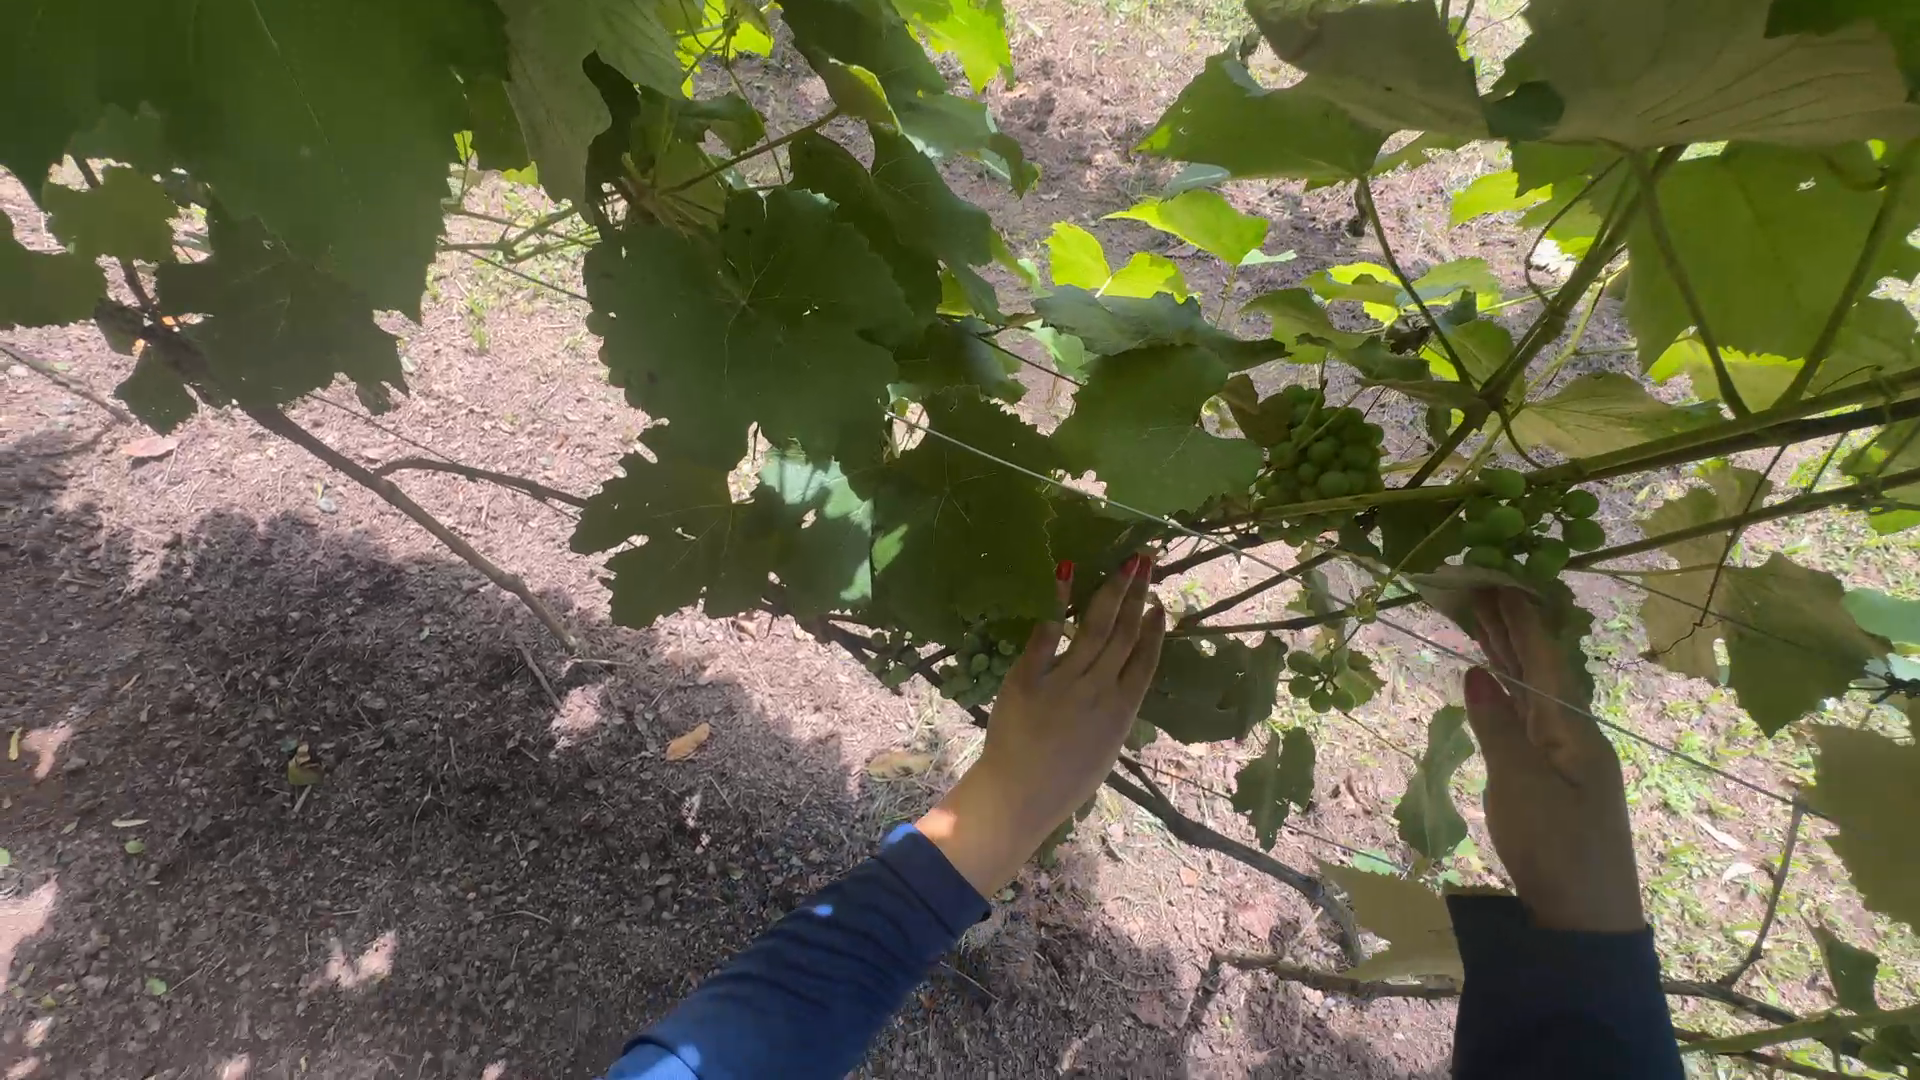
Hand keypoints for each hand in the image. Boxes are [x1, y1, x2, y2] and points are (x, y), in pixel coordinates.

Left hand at [916, 555, 1166, 895]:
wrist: (1020, 795)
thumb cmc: (1063, 782)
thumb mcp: (1104, 749)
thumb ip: (1113, 713)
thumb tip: (1120, 685)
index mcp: (1122, 712)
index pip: (1146, 660)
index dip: (1155, 630)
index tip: (1160, 604)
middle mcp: (1099, 689)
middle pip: (1124, 633)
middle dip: (1137, 594)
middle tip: (1144, 562)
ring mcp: (1065, 681)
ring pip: (1095, 628)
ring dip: (1112, 592)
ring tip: (1124, 565)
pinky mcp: (1029, 677)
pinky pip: (1046, 634)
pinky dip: (1057, 602)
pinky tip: (1065, 573)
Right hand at [1463, 588, 1644, 932]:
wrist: (1583, 915)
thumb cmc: (1555, 846)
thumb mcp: (1520, 785)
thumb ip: (1496, 726)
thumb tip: (1475, 672)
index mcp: (1573, 732)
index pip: (1545, 664)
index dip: (1523, 624)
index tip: (1502, 585)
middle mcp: (1572, 735)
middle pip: (1540, 672)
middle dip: (1512, 631)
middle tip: (1484, 592)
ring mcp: (1562, 756)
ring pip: (1531, 692)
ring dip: (1507, 656)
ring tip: (1482, 623)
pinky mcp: (1547, 774)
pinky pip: (1524, 716)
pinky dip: (1506, 691)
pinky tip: (1492, 680)